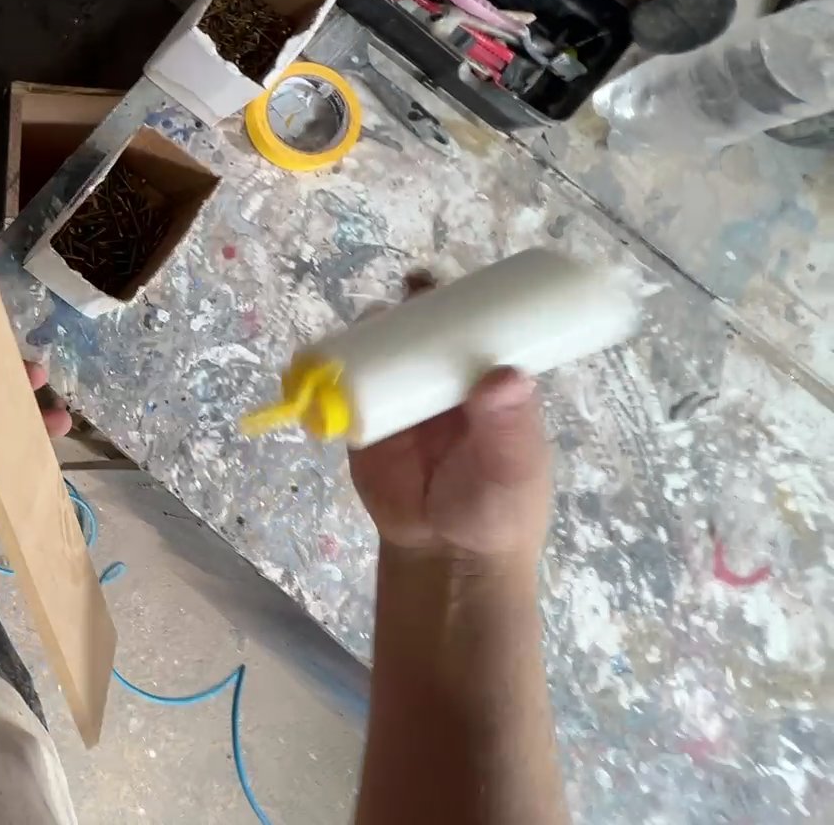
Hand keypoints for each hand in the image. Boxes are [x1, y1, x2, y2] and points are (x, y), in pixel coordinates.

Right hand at [348, 283, 554, 568]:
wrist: (442, 553)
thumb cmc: (495, 508)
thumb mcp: (515, 467)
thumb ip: (510, 424)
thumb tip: (502, 373)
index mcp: (480, 390)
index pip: (467, 337)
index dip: (455, 306)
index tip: (442, 283)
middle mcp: (434, 389)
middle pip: (415, 339)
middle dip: (406, 313)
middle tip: (404, 297)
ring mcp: (394, 404)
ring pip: (375, 358)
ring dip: (365, 336)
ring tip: (365, 324)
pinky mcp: (359, 423)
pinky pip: (339, 391)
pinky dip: (325, 372)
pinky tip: (321, 356)